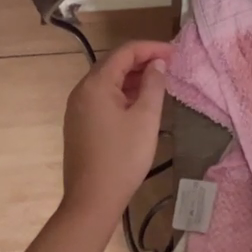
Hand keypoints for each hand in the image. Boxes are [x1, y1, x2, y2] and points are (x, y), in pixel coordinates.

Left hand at [61, 39, 173, 222]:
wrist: (91, 203)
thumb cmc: (122, 158)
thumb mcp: (146, 118)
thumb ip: (153, 84)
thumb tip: (157, 63)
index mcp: (96, 84)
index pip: (125, 52)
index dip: (151, 48)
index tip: (175, 53)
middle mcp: (82, 90)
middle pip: (114, 64)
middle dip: (142, 60)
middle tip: (169, 65)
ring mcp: (77, 108)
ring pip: (108, 81)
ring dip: (133, 77)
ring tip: (158, 81)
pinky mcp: (79, 124)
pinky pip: (102, 97)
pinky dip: (122, 92)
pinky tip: (139, 102)